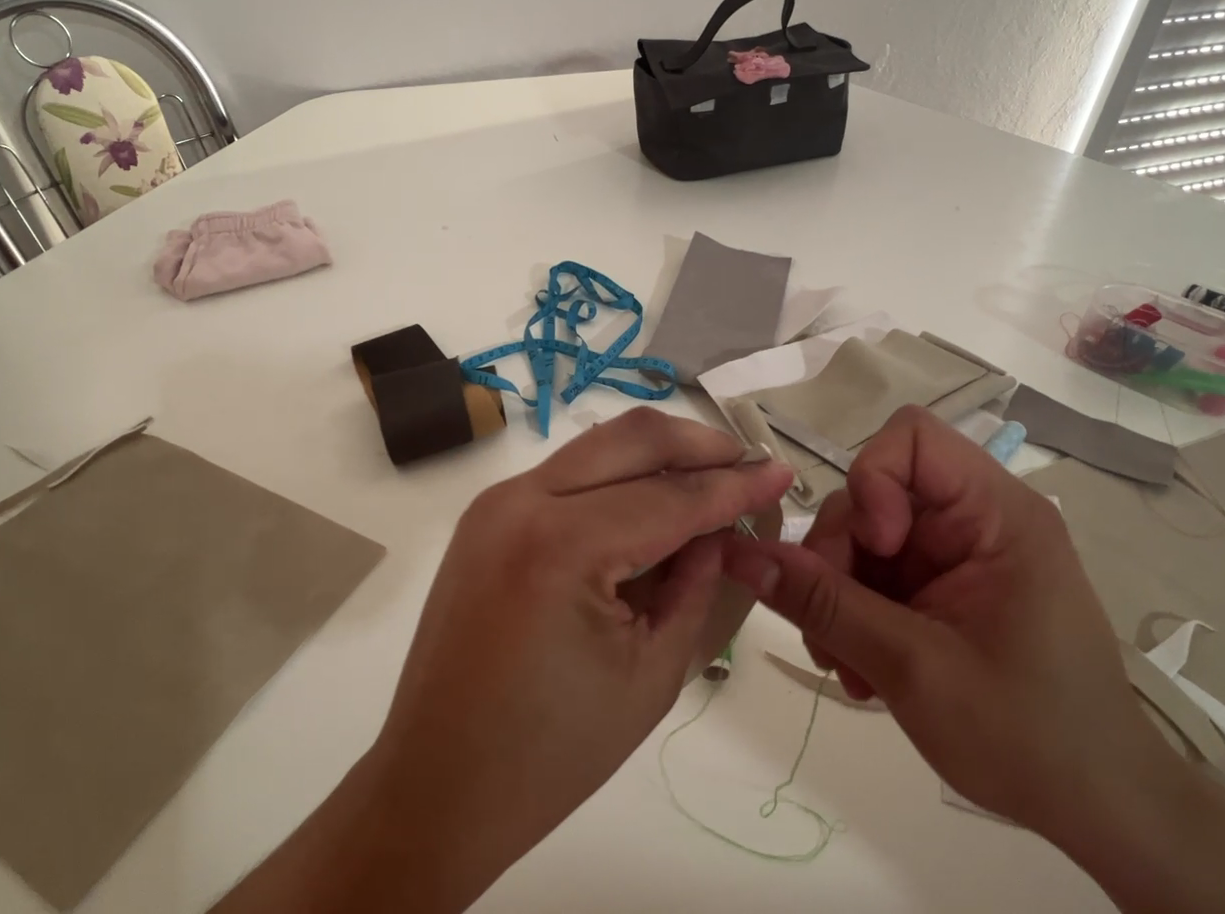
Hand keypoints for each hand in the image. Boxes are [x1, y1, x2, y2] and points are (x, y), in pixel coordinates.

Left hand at [216, 407, 791, 913]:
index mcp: (562, 545)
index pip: (670, 496)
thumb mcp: (651, 671)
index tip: (783, 471)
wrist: (440, 784)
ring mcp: (494, 505)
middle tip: (748, 464)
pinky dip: (615, 478)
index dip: (735, 484)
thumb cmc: (554, 751)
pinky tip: (650, 503)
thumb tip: (721, 529)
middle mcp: (521, 501)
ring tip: (709, 481)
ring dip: (656, 456)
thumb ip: (694, 584)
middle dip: (697, 444)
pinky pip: (565, 475)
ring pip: (595, 448)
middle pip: (629, 439)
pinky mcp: (484, 519)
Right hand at [721, 404, 1173, 838]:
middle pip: (872, 496)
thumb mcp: (912, 666)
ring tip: (848, 669)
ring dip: (838, 599)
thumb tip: (740, 555)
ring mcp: (957, 558)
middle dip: (838, 561)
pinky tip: (862, 674)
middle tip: (831, 633)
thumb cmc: (1026, 733)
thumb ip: (823, 604)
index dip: (871, 482)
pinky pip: (875, 579)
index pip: (911, 438)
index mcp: (997, 514)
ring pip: (862, 542)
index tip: (872, 552)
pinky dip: (855, 618)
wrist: (1098, 806)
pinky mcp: (944, 591)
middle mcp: (975, 521)